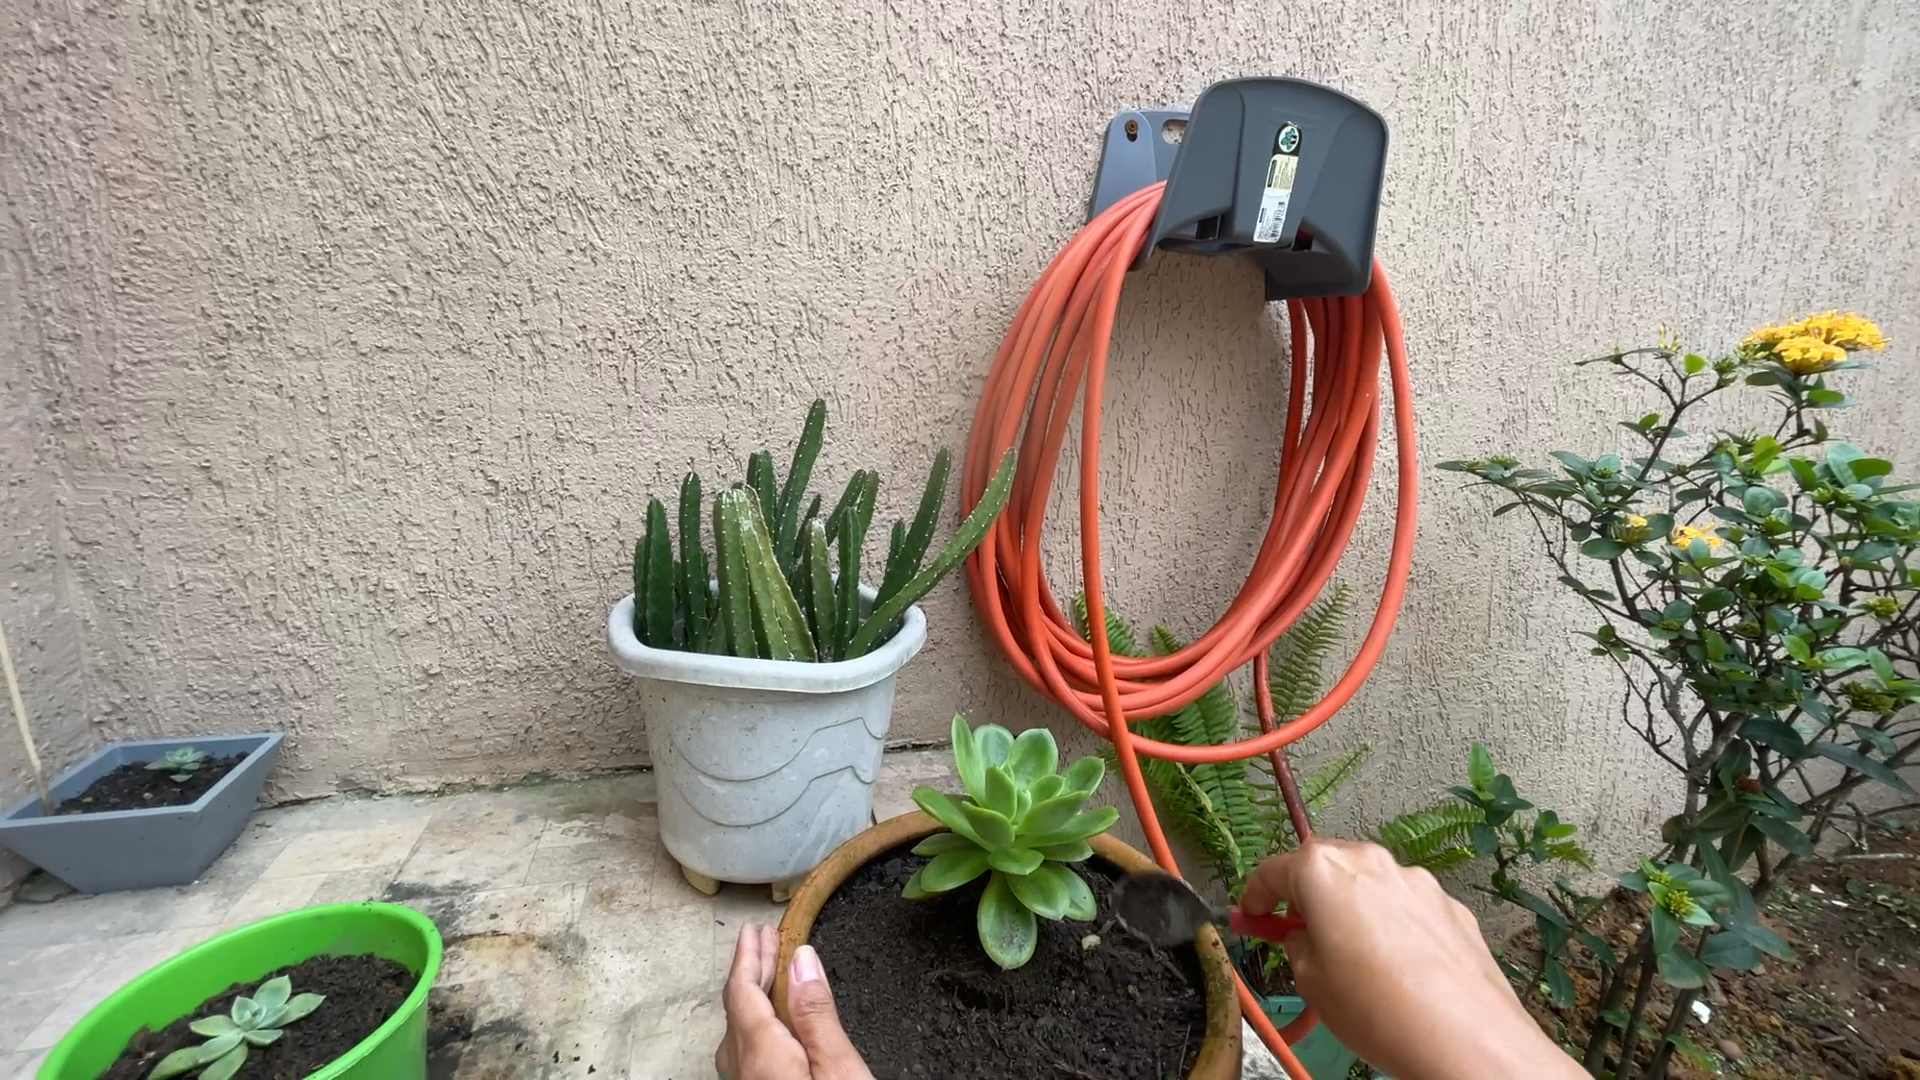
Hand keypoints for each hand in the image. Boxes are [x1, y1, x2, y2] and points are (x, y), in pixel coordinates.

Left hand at [716, 923, 872, 1079]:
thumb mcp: (838, 1065)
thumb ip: (817, 1013)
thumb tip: (802, 959)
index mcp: (761, 1054)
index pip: (743, 993)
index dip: (747, 957)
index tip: (753, 929)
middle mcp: (744, 1072)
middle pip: (738, 1010)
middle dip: (752, 969)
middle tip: (766, 939)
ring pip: (739, 1032)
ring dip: (753, 995)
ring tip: (770, 970)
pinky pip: (745, 1051)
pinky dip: (755, 1020)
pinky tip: (772, 1021)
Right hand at [1241, 839, 1583, 1079]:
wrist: (1473, 1047)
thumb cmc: (1375, 1009)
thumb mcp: (1310, 980)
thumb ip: (1296, 944)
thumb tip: (1300, 935)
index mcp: (1321, 869)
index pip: (1271, 871)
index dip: (1254, 897)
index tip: (1250, 917)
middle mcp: (1366, 860)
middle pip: (1322, 867)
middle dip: (1306, 895)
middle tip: (1300, 933)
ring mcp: (1414, 879)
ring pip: (1366, 884)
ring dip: (1352, 906)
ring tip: (1357, 956)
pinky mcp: (1451, 906)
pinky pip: (1404, 905)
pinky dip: (1392, 923)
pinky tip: (1400, 966)